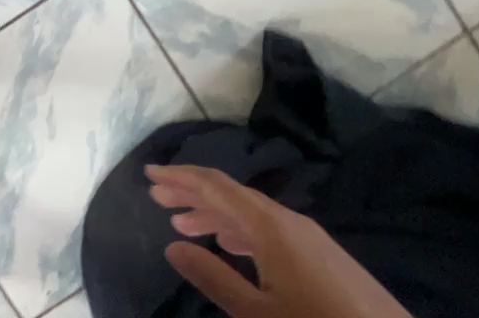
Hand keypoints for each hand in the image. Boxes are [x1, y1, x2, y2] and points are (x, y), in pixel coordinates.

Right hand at [146, 163, 413, 317]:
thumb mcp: (257, 315)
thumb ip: (213, 277)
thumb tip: (173, 246)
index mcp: (269, 226)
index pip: (215, 186)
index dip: (180, 177)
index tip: (149, 175)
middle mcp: (290, 222)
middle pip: (232, 194)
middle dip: (193, 194)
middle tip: (158, 200)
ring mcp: (313, 240)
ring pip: (252, 213)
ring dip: (215, 214)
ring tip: (186, 225)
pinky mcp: (328, 260)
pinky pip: (272, 229)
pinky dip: (242, 230)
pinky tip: (234, 247)